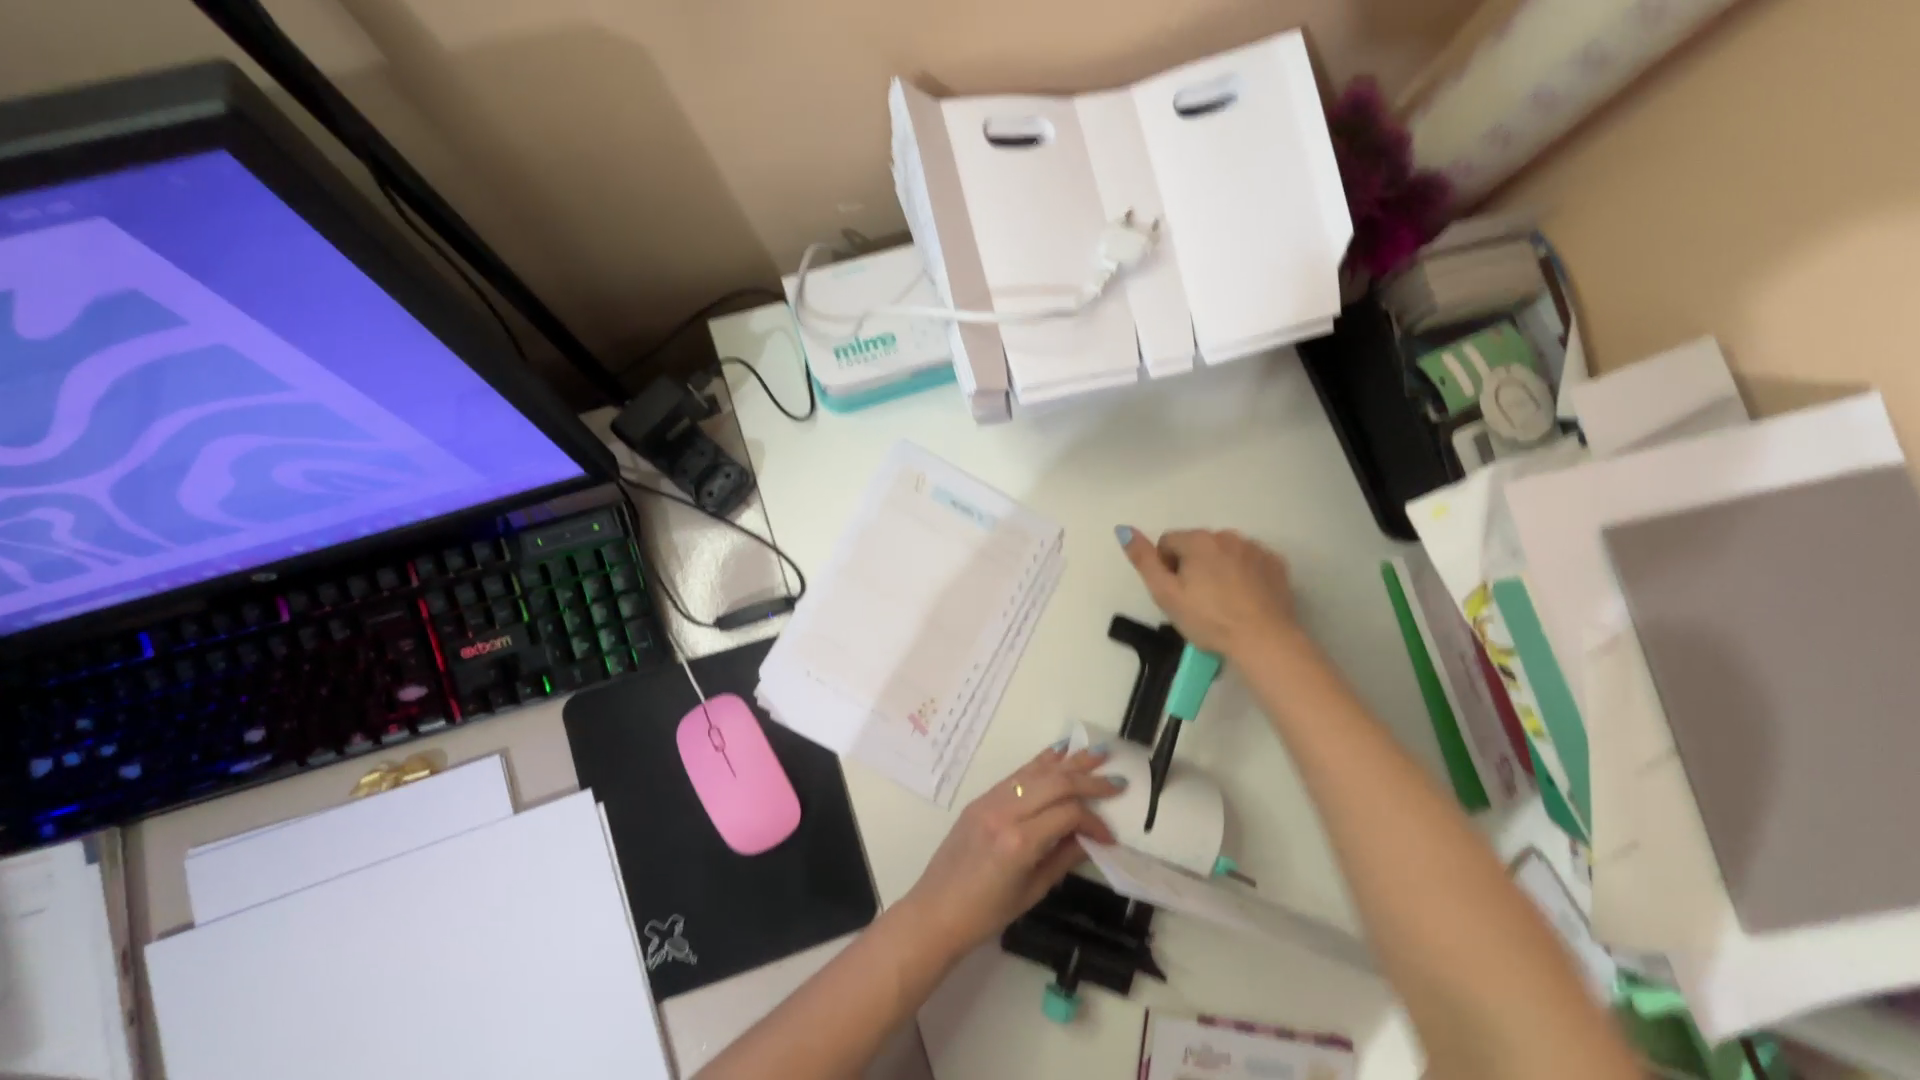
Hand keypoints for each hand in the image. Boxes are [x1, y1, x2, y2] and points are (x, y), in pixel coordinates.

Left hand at [896, 745, 1121, 960]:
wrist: (935, 911)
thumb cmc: (985, 914)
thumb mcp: (1032, 890)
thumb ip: (1063, 857)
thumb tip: (1090, 838)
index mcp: (1019, 841)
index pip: (1069, 814)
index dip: (1094, 823)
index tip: (1109, 837)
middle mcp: (1005, 813)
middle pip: (1055, 783)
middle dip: (1089, 780)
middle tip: (1117, 781)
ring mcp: (989, 802)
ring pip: (1035, 772)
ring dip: (1068, 762)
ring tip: (1096, 753)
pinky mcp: (980, 799)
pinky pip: (1016, 775)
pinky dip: (1040, 763)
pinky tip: (1059, 754)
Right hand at [1117, 526, 1297, 658]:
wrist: (1263, 640)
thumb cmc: (1208, 620)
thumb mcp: (1166, 594)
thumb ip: (1144, 560)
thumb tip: (1123, 529)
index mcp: (1198, 540)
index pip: (1168, 543)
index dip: (1166, 568)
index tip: (1176, 594)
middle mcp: (1227, 535)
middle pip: (1198, 545)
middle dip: (1193, 566)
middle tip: (1198, 601)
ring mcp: (1255, 548)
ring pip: (1225, 552)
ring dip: (1219, 568)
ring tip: (1223, 602)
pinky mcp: (1276, 564)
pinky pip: (1251, 562)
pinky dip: (1245, 574)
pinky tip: (1245, 599)